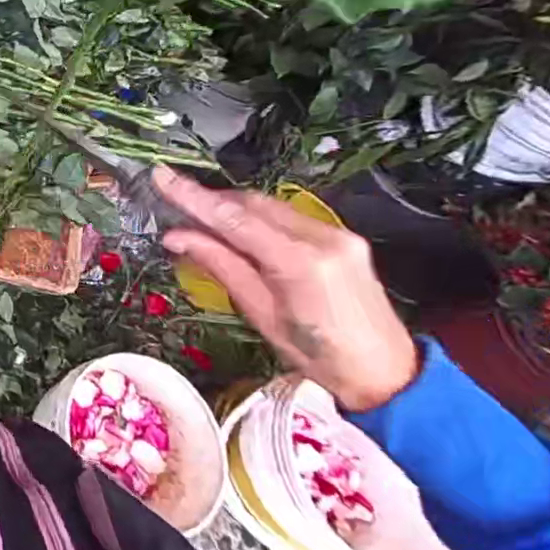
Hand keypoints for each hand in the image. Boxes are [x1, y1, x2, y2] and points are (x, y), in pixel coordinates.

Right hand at [154, 168, 418, 410]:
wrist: (385, 372)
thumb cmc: (318, 357)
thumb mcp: (261, 314)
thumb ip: (221, 265)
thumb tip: (177, 236)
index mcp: (299, 262)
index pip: (235, 218)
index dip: (194, 197)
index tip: (163, 176)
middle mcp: (321, 236)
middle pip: (253, 204)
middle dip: (213, 201)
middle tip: (177, 204)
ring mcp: (336, 232)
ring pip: (271, 206)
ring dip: (236, 209)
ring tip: (204, 219)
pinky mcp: (343, 235)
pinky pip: (290, 216)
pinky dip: (261, 218)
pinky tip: (243, 230)